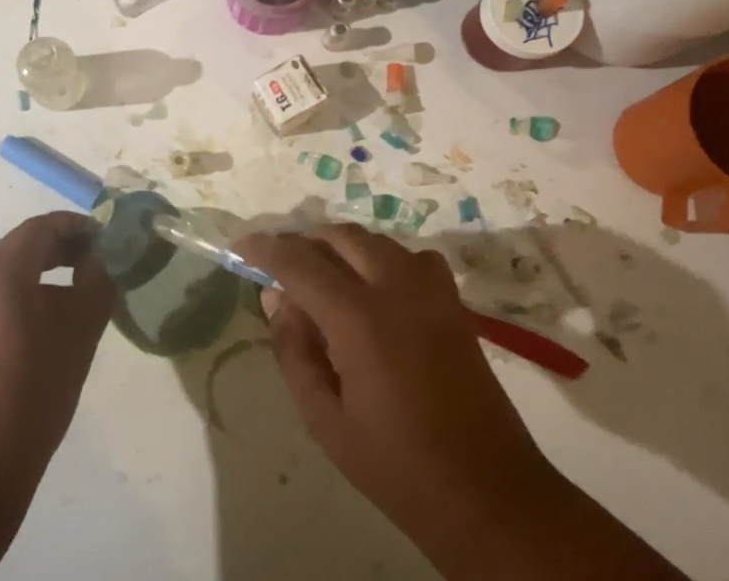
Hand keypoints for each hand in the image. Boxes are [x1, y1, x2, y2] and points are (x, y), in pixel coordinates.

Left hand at [0, 212, 113, 497]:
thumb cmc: (29, 398)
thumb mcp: (79, 338)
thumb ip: (94, 286)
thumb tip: (96, 259)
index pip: (42, 228)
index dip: (77, 228)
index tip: (104, 242)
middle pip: (17, 249)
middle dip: (57, 252)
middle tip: (92, 270)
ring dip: (33, 279)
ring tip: (65, 306)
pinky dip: (9, 302)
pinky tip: (29, 335)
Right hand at [234, 225, 558, 542]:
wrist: (488, 492)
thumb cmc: (396, 465)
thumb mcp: (325, 420)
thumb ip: (294, 352)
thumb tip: (275, 299)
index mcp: (358, 319)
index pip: (299, 263)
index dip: (265, 249)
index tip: (240, 246)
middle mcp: (396, 289)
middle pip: (340, 237)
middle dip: (303, 241)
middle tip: (277, 263)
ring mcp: (432, 293)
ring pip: (377, 241)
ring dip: (342, 245)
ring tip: (319, 273)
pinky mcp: (455, 306)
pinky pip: (411, 258)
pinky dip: (382, 257)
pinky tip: (373, 288)